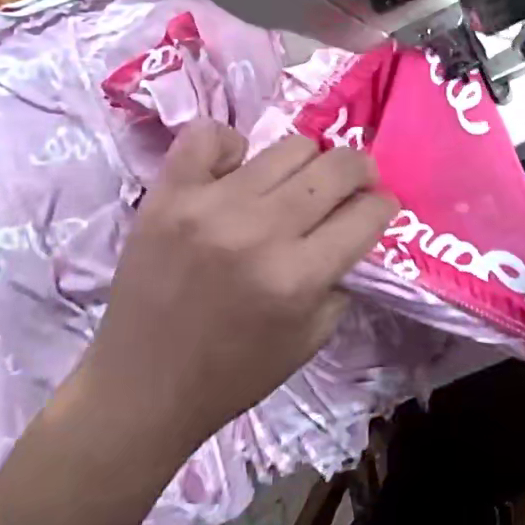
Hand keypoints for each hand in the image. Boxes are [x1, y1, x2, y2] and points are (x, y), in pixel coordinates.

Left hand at [78, 123, 397, 463]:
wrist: (141, 389)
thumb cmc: (236, 371)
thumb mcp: (313, 335)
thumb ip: (343, 275)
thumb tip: (357, 225)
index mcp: (299, 277)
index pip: (368, 212)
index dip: (383, 206)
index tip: (377, 209)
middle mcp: (259, 232)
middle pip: (338, 166)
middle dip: (360, 172)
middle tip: (350, 186)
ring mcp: (210, 207)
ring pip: (290, 146)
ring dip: (307, 164)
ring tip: (293, 186)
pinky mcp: (166, 196)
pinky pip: (208, 135)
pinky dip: (231, 147)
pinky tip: (234, 172)